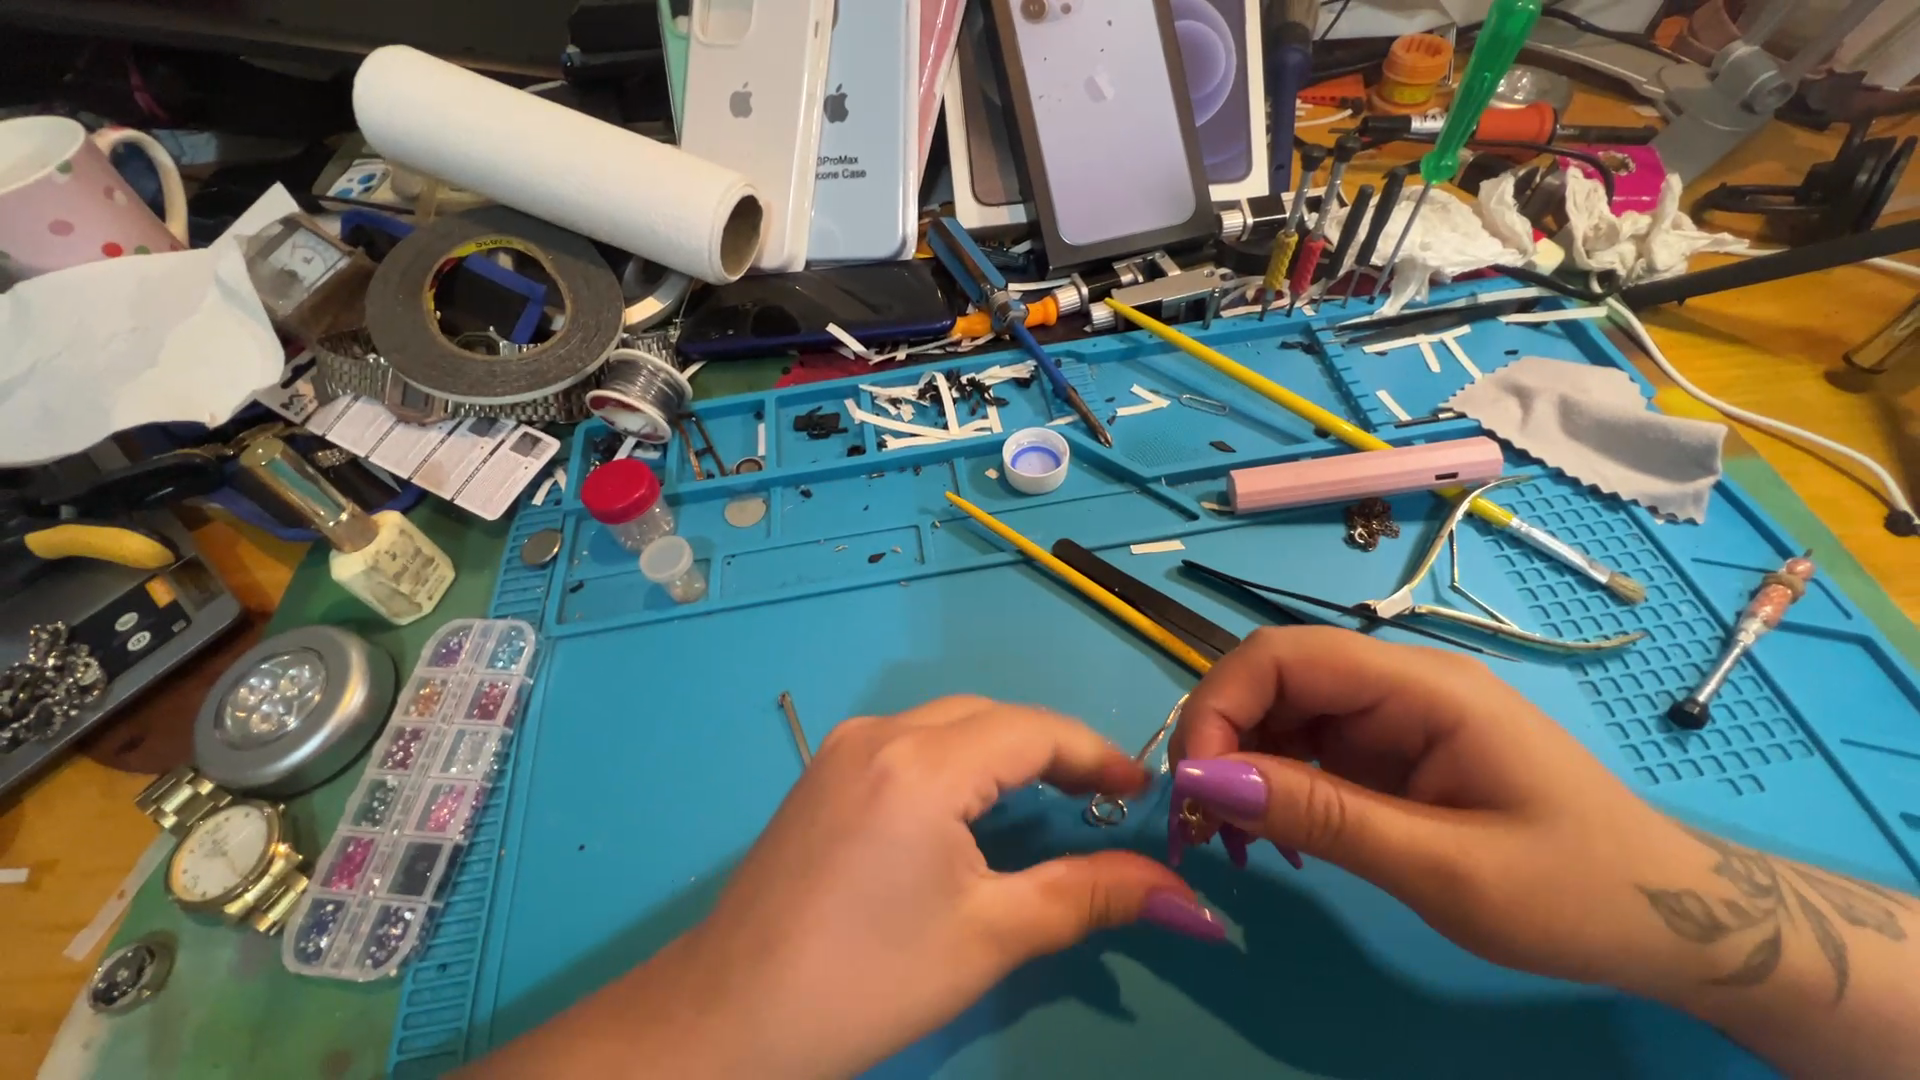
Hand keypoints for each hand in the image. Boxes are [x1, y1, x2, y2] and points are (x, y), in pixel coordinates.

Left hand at [614, 697, 1222, 1077]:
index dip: (1095, 754)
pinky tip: (971, 808)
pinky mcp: (824, 771)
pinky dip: (958, 760)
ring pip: (949, 723)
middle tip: (1100, 802)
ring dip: (1004, 752)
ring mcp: (844, 746)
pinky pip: (911, 741)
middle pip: (991, 717)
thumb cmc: (868, 979)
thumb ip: (1089, 897)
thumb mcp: (990, 936)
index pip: (1033, 730)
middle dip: (1052, 750)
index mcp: (923, 762)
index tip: (1141, 791)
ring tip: (1048, 804)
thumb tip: (1183, 896)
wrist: (729, 1017)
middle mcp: (881, 731)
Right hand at [1168, 626, 1717, 994]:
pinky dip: (1269, 787)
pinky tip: (1272, 837)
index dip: (1219, 705)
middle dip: (1219, 740)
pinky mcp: (1385, 752)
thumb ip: (1320, 817)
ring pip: (1277, 714)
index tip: (1193, 787)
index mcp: (1421, 686)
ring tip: (1231, 841)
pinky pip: (1302, 750)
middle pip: (1271, 679)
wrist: (1678, 925)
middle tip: (1201, 823)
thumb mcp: (1444, 868)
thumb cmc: (1578, 894)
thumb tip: (1201, 781)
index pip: (1283, 656)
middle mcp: (1395, 684)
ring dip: (1238, 768)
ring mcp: (1389, 717)